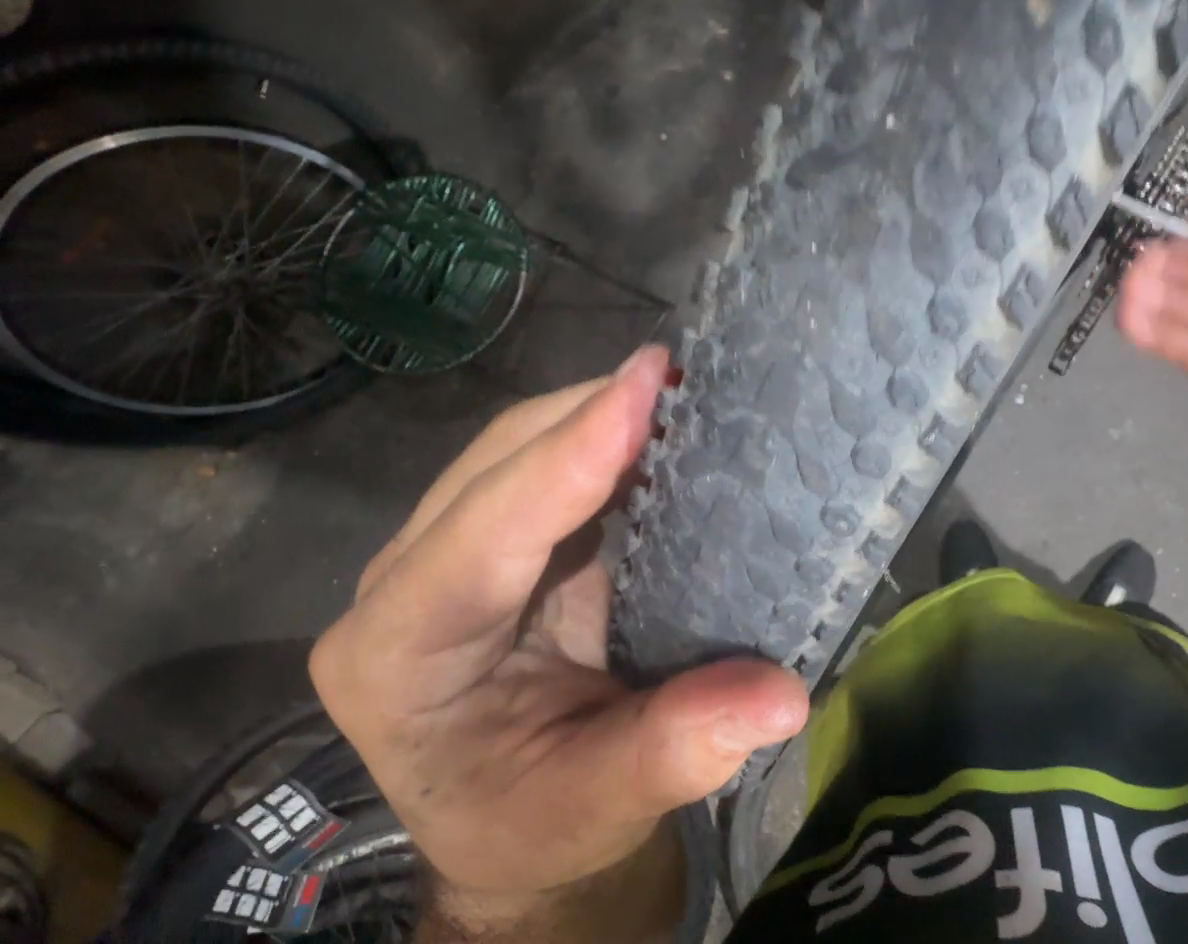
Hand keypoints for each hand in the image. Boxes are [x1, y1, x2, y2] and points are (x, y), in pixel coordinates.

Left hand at [309, 346, 807, 931]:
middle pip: (492, 467)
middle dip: (586, 413)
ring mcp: (452, 551)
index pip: (477, 542)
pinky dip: (609, 435)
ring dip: (598, 411)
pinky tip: (665, 421)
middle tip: (686, 375)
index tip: (646, 388)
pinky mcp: (504, 538)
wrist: (517, 822)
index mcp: (396, 657)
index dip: (564, 463)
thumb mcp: (599, 806)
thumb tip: (781, 699)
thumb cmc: (539, 820)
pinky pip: (549, 464)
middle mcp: (406, 585)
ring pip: (515, 448)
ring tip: (685, 386)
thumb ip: (674, 754)